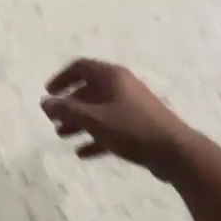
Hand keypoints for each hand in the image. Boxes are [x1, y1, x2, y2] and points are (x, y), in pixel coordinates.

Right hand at [41, 59, 200, 179]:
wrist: (175, 152)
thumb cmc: (131, 129)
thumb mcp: (93, 119)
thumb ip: (66, 110)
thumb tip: (44, 102)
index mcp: (112, 77)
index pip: (80, 67)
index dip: (61, 78)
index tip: (48, 93)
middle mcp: (122, 86)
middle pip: (88, 90)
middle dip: (68, 106)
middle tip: (54, 121)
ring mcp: (132, 106)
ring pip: (98, 110)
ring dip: (79, 122)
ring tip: (63, 136)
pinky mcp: (139, 126)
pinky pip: (111, 127)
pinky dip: (95, 137)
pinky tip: (83, 153)